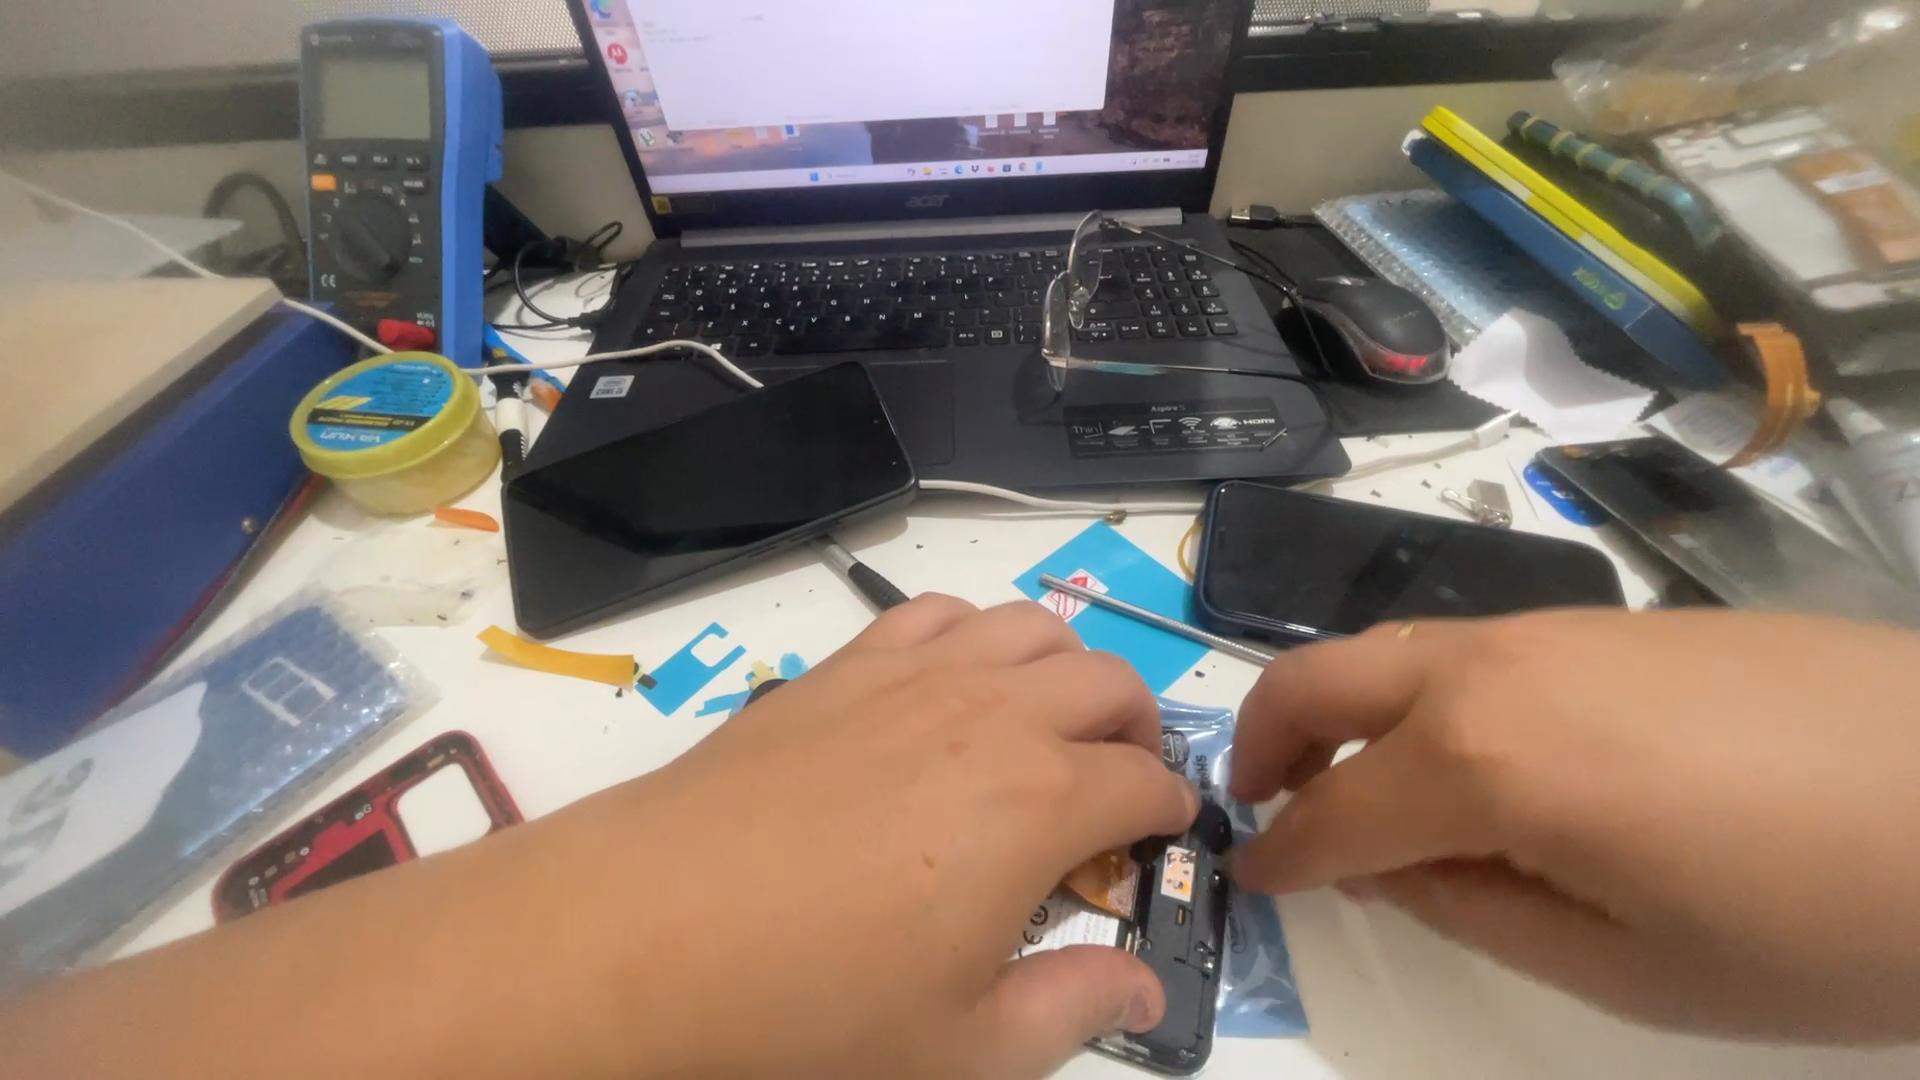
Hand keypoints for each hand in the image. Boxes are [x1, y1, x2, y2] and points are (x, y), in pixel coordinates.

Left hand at [615, 595, 1196, 1076]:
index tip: (1160, 831)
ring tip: (1049, 717)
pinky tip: (957, 676)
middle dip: (1137, 724)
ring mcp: (920, 673)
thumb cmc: (812, 999)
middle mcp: (995, 712)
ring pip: (1033, 626)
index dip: (1168, 808)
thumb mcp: (961, 1045)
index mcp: (1038, 801)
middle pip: (1108, 681)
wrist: (654, 925)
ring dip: (1065, 666)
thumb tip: (1144, 992)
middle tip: (1119, 775)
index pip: (1145, 783)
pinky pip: (939, 613)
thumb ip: (1071, 1008)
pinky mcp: (853, 659)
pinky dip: (974, 632)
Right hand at [1230, 610, 1919, 1042]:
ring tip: (1345, 777)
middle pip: (1306, 683)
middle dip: (1258, 742)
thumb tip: (1379, 866)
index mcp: (1479, 764)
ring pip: (1365, 654)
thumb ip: (1467, 908)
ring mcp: (1522, 631)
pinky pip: (1437, 652)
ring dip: (1323, 713)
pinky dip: (1396, 698)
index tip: (1248, 875)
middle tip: (1260, 800)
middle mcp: (1472, 674)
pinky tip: (1450, 750)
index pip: (1332, 812)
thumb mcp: (1632, 968)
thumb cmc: (1829, 918)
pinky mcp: (1571, 619)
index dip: (1280, 853)